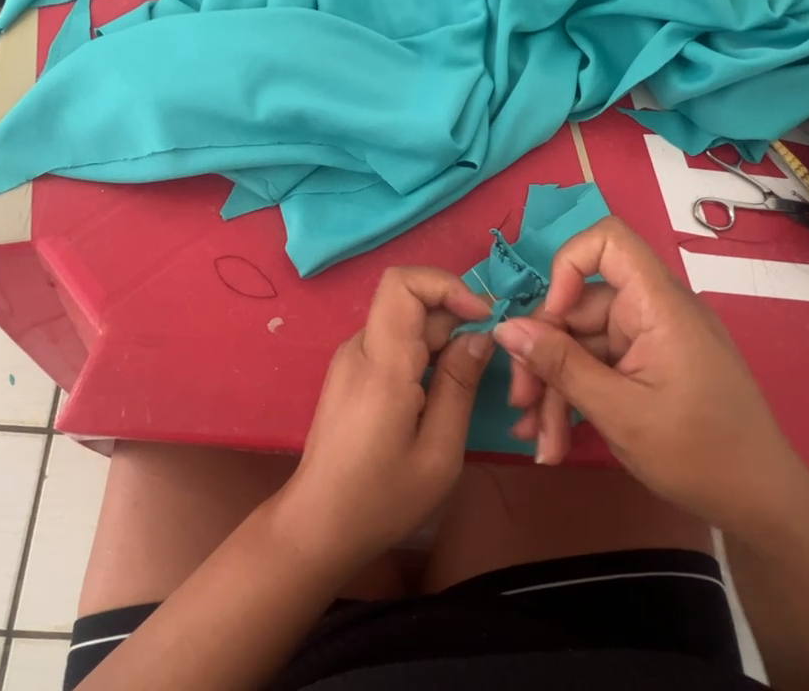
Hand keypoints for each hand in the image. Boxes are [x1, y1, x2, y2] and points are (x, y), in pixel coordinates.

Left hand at [274, 267, 495, 569]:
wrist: (317, 525)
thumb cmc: (381, 498)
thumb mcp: (439, 452)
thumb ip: (460, 386)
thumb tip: (481, 335)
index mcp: (381, 364)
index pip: (403, 283)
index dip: (447, 285)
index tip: (483, 318)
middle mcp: (359, 349)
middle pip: (409, 303)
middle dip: (455, 319)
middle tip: (491, 363)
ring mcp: (350, 360)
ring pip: (404, 323)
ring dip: (442, 339)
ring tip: (470, 383)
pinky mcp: (350, 374)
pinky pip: (393, 344)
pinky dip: (424, 354)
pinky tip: (441, 393)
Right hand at [492, 218, 808, 532]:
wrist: (763, 505)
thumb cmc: (700, 454)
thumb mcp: (619, 412)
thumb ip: (559, 365)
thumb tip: (505, 328)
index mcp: (659, 305)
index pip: (609, 241)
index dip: (567, 267)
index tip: (547, 320)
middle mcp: (654, 312)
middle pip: (580, 308)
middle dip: (544, 358)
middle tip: (521, 407)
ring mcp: (651, 341)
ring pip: (582, 346)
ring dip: (555, 391)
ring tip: (539, 442)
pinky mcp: (650, 368)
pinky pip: (599, 368)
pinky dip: (576, 399)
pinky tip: (555, 440)